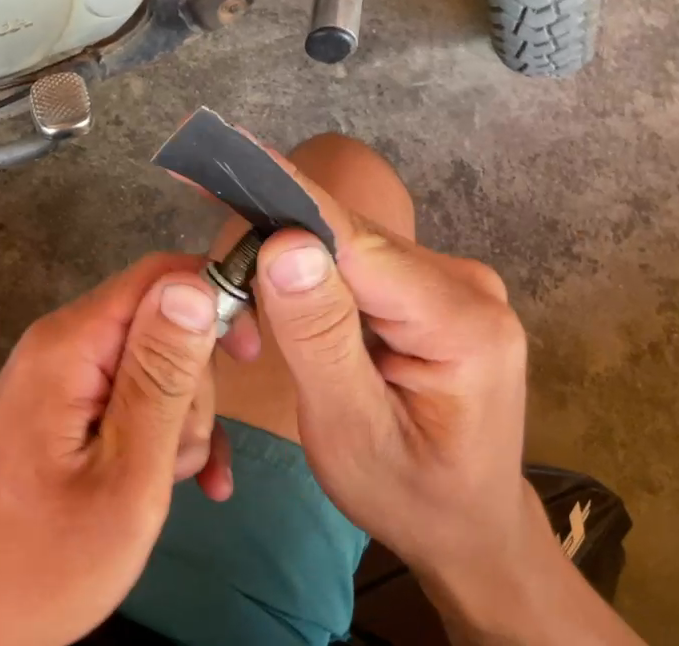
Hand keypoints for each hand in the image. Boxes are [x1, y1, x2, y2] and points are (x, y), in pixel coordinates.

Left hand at [0, 254, 227, 644]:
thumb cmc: (45, 561)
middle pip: (158, 324)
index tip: (252, 356)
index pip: (156, 276)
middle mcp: (58, 345)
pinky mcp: (60, 412)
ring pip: (152, 367)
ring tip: (165, 483)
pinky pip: (127, 400)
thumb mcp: (125, 474)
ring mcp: (57, 380)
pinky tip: (185, 485)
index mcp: (68, 345)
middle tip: (178, 455)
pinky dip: (159, 436)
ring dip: (178, 421)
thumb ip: (162, 376)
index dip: (213, 300)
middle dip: (190, 385)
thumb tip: (193, 285)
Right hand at [249, 153, 641, 643]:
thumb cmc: (410, 496)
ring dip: (283, 261)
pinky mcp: (426, 287)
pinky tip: (275, 295)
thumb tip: (284, 243)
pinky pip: (351, 261)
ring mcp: (447, 281)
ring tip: (241, 305)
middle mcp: (464, 283)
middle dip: (272, 238)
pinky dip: (303, 274)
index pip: (353, 241)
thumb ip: (320, 339)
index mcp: (461, 322)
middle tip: (209, 247)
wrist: (468, 530)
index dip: (282, 194)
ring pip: (343, 244)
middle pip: (345, 236)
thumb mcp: (351, 432)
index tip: (221, 149)